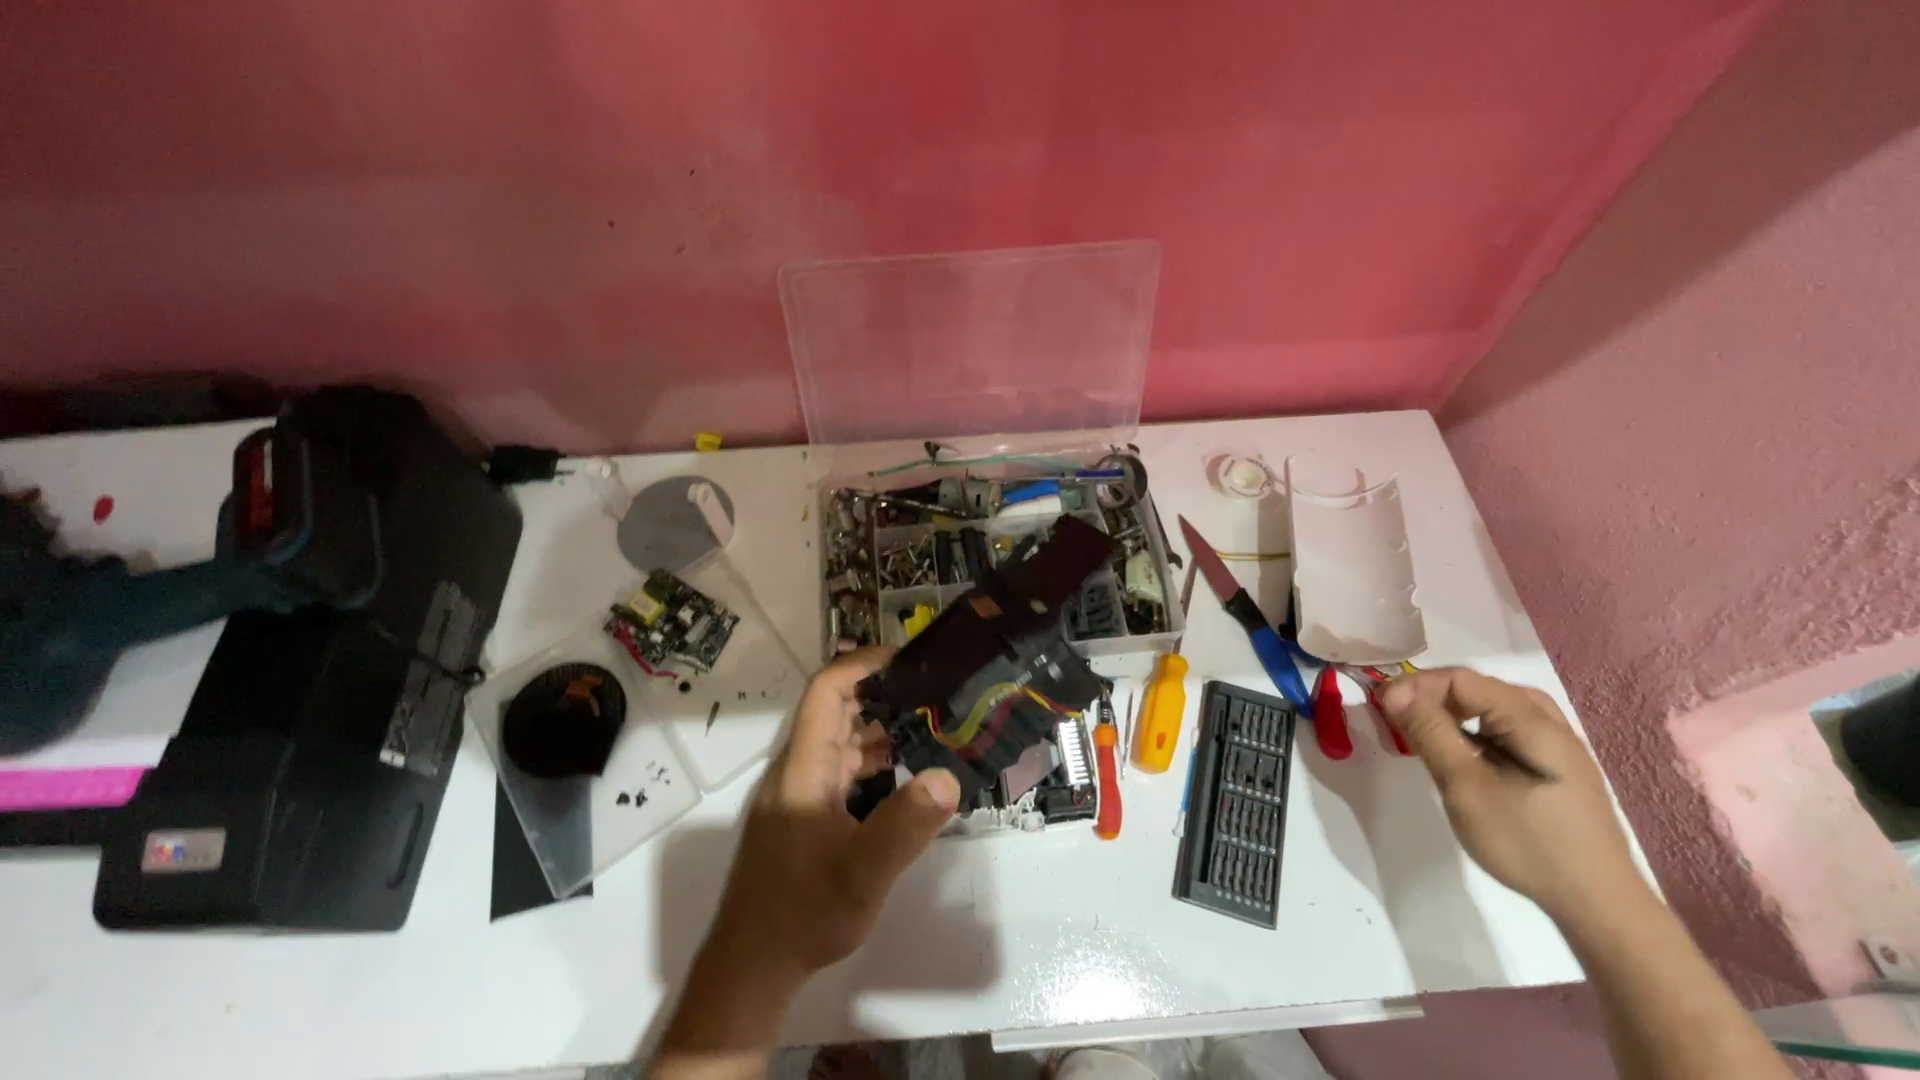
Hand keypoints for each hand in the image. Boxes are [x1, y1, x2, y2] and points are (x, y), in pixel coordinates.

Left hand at [701, 647, 960, 982]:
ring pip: (842, 745)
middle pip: (837, 713)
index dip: (862, 664)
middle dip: (885, 695)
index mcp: (804, 767)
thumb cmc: (803, 912)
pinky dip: (875, 766)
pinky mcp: (805, 820)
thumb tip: (949, 776)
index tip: (908, 658)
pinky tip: (909, 781)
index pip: (826, 691)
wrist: (752, 966)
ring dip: (883, 732)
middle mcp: (798, 772)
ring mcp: (800, 797)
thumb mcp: (864, 871)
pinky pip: (843, 775)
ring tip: (936, 730)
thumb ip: (906, 825)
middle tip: (939, 694)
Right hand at [1381, 667, 1643, 921]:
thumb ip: (1431, 732)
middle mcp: (1551, 724)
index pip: (1461, 678)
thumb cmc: (1527, 842)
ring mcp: (1558, 748)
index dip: (1416, 686)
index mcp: (1533, 721)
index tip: (1382, 710)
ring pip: (1496, 709)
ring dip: (1455, 713)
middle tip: (1399, 722)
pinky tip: (1463, 757)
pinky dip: (1476, 732)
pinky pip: (1509, 731)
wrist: (1597, 903)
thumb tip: (1395, 691)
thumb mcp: (1466, 786)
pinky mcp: (1557, 770)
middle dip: (1433, 696)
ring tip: (1426, 735)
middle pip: (1481, 688)